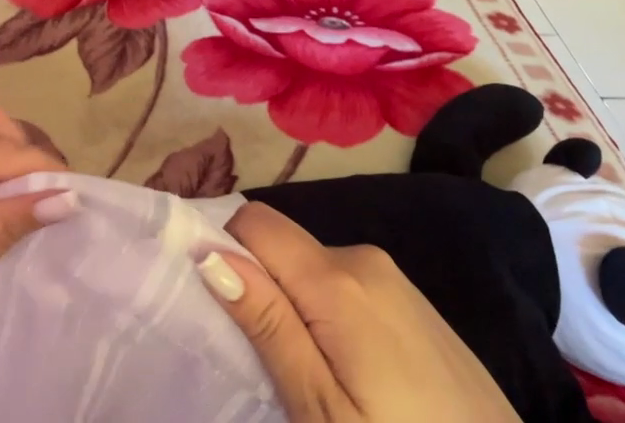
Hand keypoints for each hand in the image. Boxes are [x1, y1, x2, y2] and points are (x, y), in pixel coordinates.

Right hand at [197, 203, 518, 421]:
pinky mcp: (415, 303)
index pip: (253, 222)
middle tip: (263, 363)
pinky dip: (328, 316)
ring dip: (294, 307)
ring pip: (312, 269)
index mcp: (337, 279)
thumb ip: (270, 326)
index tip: (215, 309)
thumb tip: (209, 254)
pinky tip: (350, 374)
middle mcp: (364, 259)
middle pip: (282, 248)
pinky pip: (347, 287)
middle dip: (260, 290)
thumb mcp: (324, 412)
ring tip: (309, 378)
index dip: (223, 252)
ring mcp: (395, 280)